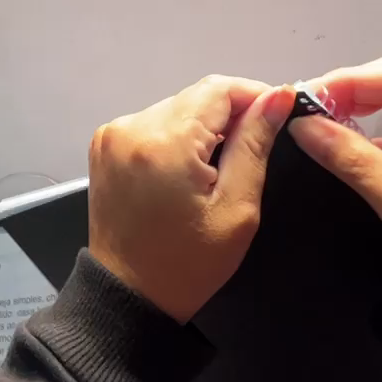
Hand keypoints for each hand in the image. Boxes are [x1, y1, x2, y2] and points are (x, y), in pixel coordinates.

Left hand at [87, 76, 296, 322]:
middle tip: (254, 146)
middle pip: (195, 96)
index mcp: (165, 141)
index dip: (254, 94)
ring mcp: (113, 132)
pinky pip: (153, 122)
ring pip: (175, 107)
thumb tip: (278, 96)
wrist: (128, 293)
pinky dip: (176, 136)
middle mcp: (132, 125)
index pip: (219, 88)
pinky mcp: (104, 142)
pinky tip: (187, 168)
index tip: (278, 114)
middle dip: (229, 114)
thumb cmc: (189, 262)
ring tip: (219, 165)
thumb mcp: (236, 208)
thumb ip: (255, 145)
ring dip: (202, 125)